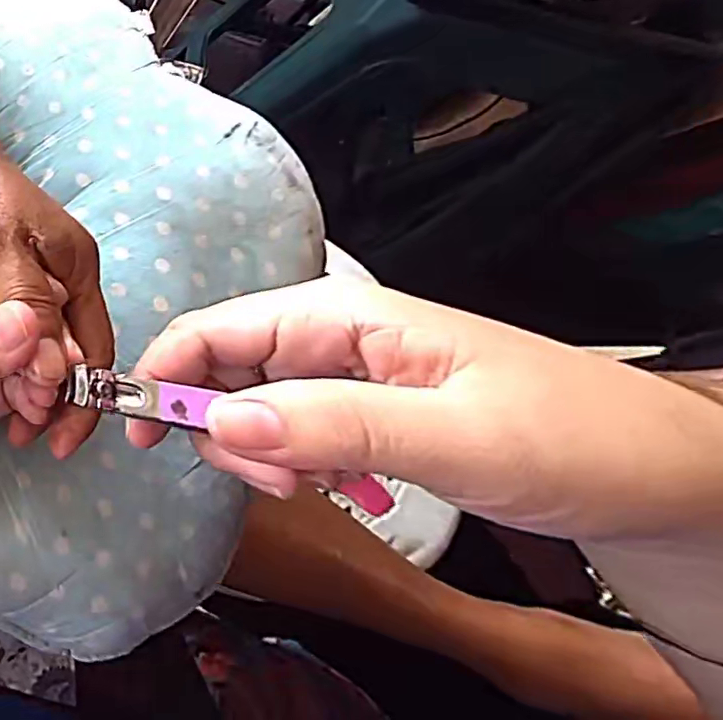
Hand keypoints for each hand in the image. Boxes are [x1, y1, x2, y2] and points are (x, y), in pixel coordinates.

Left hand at [0, 143, 114, 458]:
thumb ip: (26, 304)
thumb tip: (60, 366)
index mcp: (72, 268)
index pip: (90, 344)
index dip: (78, 392)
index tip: (59, 433)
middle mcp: (60, 278)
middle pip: (68, 351)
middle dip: (55, 395)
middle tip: (35, 435)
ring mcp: (32, 281)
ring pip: (39, 347)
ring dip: (31, 385)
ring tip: (17, 426)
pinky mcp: (7, 281)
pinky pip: (15, 334)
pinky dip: (10, 364)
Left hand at [0, 251, 43, 592]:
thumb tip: (30, 317)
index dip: (10, 278)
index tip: (54, 297)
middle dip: (34, 334)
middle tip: (61, 364)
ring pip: (13, 355)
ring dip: (39, 372)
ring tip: (46, 398)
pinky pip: (14, 393)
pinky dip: (33, 401)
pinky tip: (36, 418)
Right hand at [128, 277, 722, 543]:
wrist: (690, 491)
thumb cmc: (588, 445)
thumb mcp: (461, 438)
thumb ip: (333, 424)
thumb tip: (221, 424)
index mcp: (332, 316)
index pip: (208, 330)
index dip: (161, 372)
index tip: (139, 430)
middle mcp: (319, 336)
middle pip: (216, 369)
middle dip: (220, 426)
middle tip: (273, 483)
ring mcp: (333, 372)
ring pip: (242, 403)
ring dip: (255, 450)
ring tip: (311, 487)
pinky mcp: (347, 407)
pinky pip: (279, 427)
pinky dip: (284, 460)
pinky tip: (331, 483)